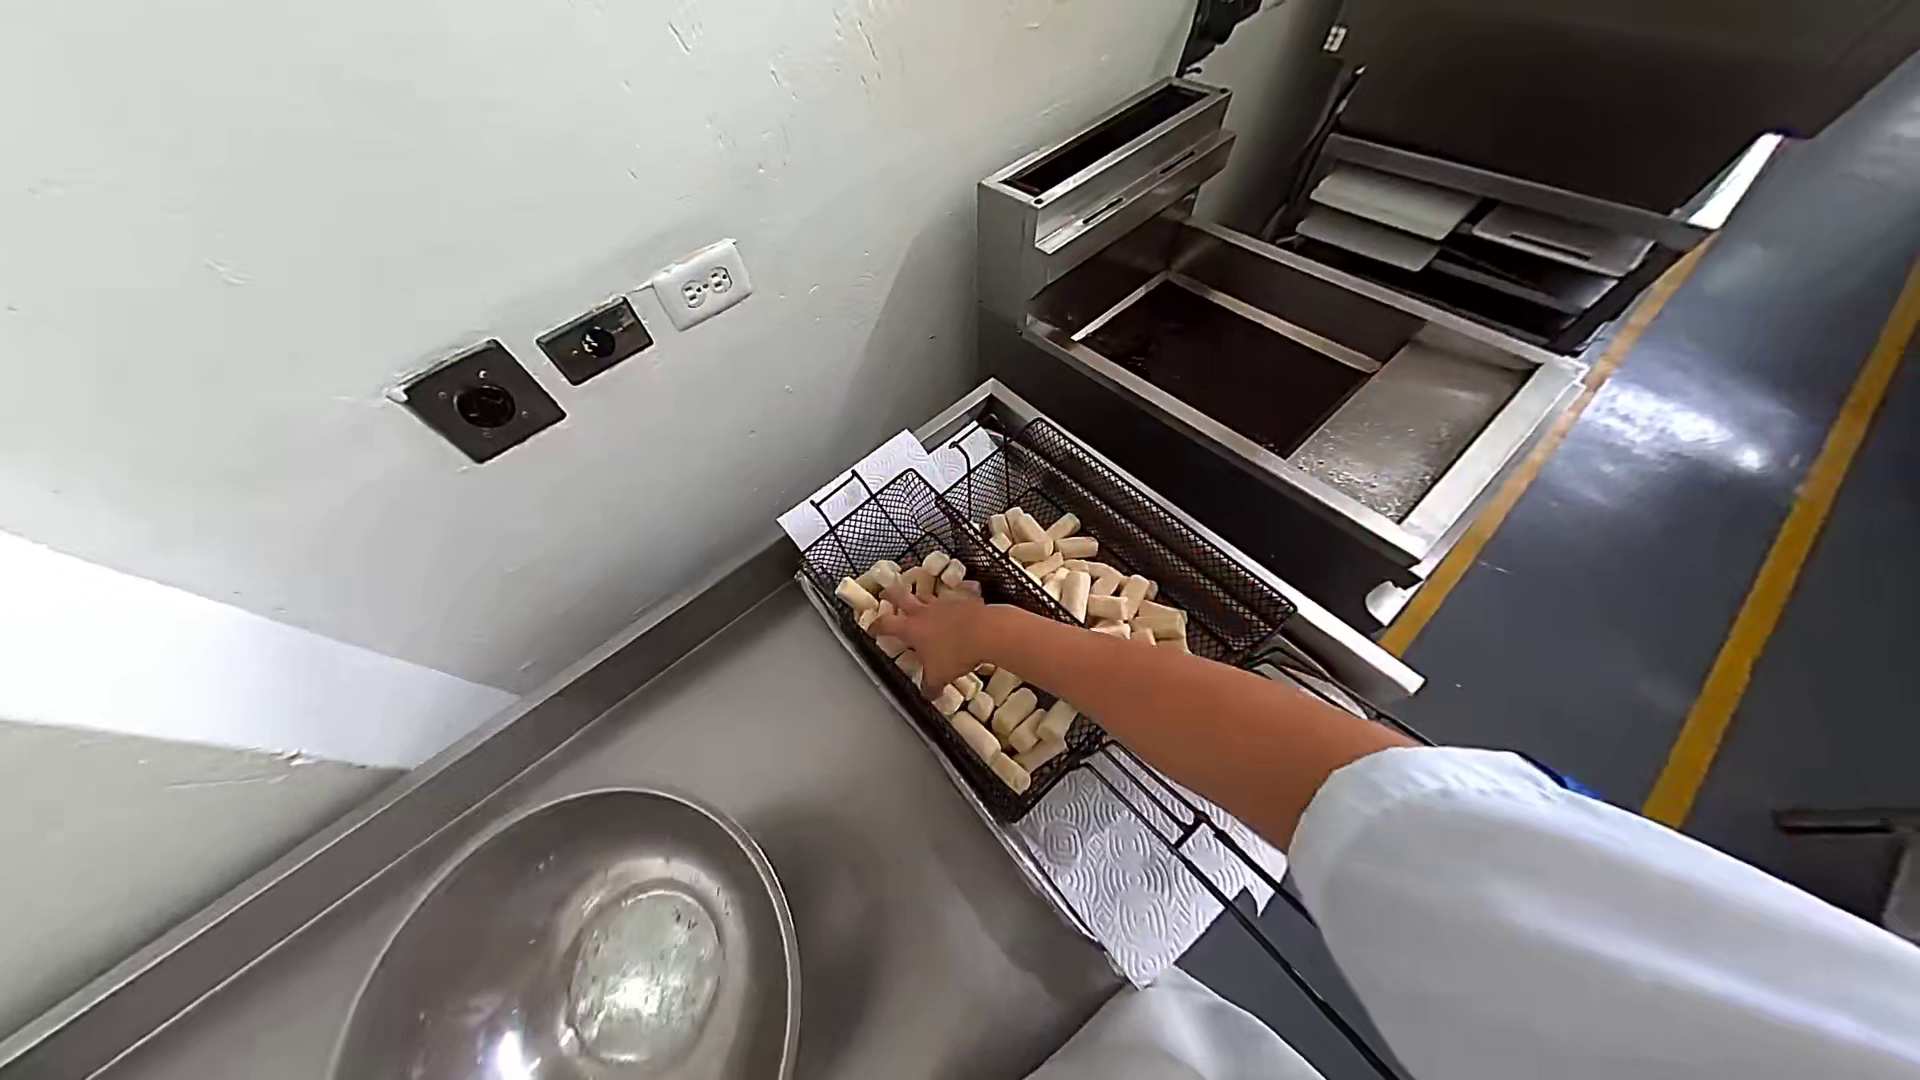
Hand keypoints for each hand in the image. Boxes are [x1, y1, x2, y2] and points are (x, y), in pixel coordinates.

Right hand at [872, 585, 997, 694]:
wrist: (987, 631)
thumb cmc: (957, 653)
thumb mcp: (939, 676)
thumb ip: (931, 686)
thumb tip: (929, 696)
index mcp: (911, 628)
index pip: (885, 624)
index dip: (875, 626)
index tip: (870, 628)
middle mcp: (924, 611)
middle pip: (900, 595)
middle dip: (890, 594)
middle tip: (886, 594)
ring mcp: (944, 602)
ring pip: (926, 595)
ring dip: (920, 597)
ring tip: (919, 601)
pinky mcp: (963, 599)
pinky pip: (954, 596)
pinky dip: (952, 599)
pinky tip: (957, 602)